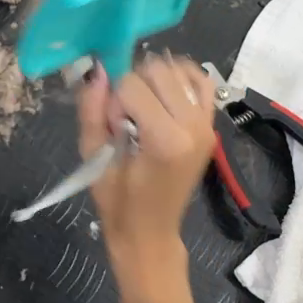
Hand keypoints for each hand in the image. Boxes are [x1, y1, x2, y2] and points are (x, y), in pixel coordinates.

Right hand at [78, 56, 216, 282]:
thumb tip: (97, 71)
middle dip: (132, 84)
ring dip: (153, 80)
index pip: (131, 85)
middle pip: (156, 71)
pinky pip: (201, 82)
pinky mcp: (210, 125)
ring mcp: (206, 124)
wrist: (150, 231)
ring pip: (176, 70)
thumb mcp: (94, 156)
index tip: (111, 125)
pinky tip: (163, 92)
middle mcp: (193, 126)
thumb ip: (91, 111)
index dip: (112, 100)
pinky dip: (181, 77)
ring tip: (142, 107)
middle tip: (124, 115)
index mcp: (164, 140)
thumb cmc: (118, 201)